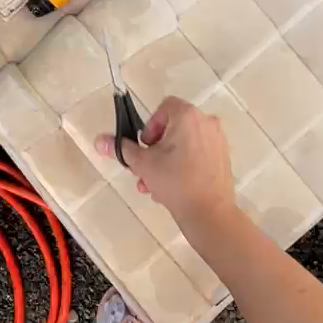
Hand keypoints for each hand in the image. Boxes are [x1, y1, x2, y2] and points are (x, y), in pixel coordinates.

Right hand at [97, 95, 237, 226]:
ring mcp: (217, 141)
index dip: (150, 126)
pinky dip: (183, 166)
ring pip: (184, 145)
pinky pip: (197, 155)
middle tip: (146, 169)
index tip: (145, 147)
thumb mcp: (142, 164)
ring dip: (166, 161)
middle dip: (155, 150)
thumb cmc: (175, 181)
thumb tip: (98, 140)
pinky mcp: (223, 158)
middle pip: (173, 128)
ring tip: (155, 185)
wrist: (210, 214)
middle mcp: (206, 122)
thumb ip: (121, 149)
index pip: (164, 108)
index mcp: (187, 116)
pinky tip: (172, 189)